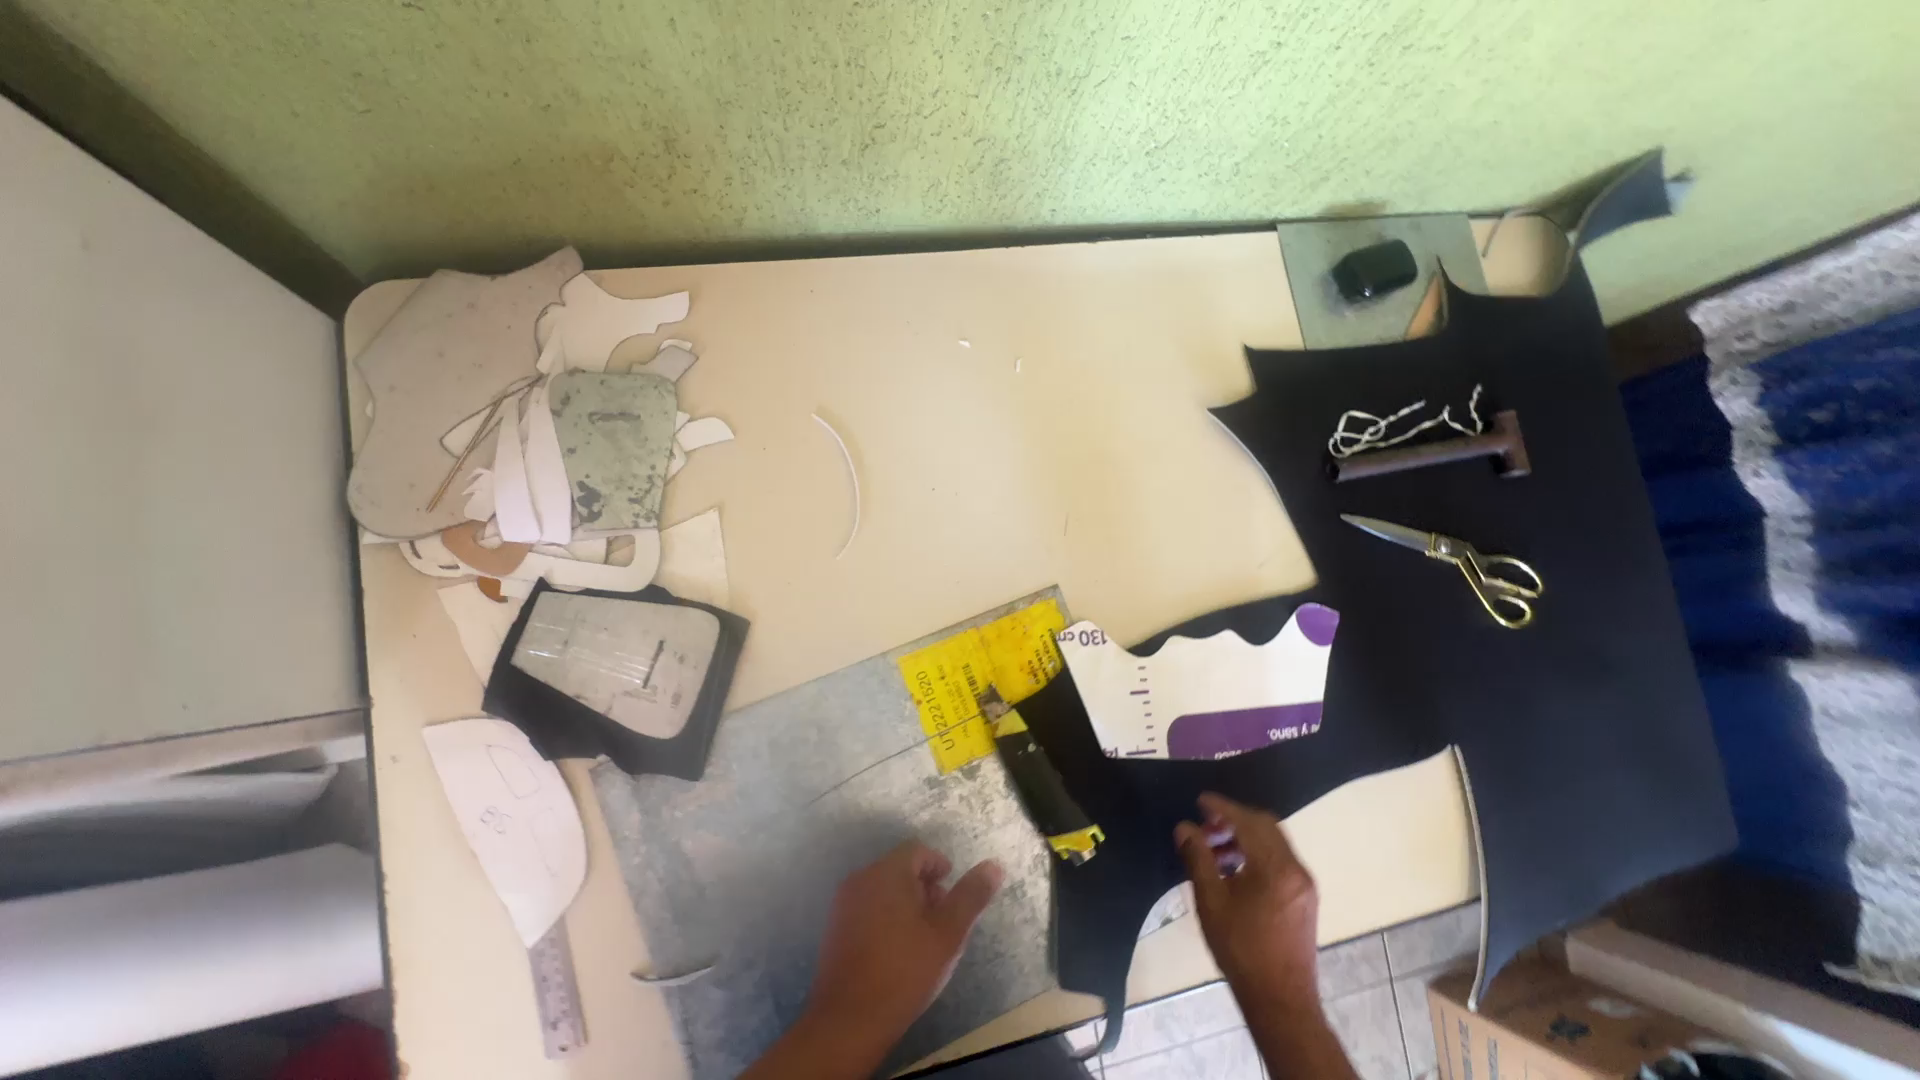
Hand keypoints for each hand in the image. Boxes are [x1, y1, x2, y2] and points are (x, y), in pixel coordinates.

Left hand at [806, 842, 1005, 1052]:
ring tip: (925, 938)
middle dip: (925, 887)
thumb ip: (970, 896)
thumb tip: (993, 866)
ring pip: (883, 890)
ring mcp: (843, 905)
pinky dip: (886, 918)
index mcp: (887, 873)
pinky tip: (898, 951)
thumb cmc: (904, 970)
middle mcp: (861, 880)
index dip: (940, 866)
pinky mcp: (835, 929)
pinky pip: (867, 910)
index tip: (952, 894)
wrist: (849, 1019)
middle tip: (944, 919)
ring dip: (906, 904)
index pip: (918, 851)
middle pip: (899, 869)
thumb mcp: (948, 933)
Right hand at [1174, 792, 1320, 1010]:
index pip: (1248, 822)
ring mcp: (1304, 885)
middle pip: (1266, 827)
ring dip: (1245, 837)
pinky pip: (1280, 861)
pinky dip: (1256, 855)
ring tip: (1214, 850)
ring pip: (1274, 843)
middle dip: (1234, 819)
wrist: (1280, 999)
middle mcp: (1296, 869)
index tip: (1199, 801)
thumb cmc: (1241, 949)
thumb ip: (1198, 859)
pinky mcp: (1304, 899)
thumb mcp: (1211, 901)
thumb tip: (1185, 828)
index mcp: (1275, 867)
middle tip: (1205, 825)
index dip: (1222, 807)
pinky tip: (1233, 870)